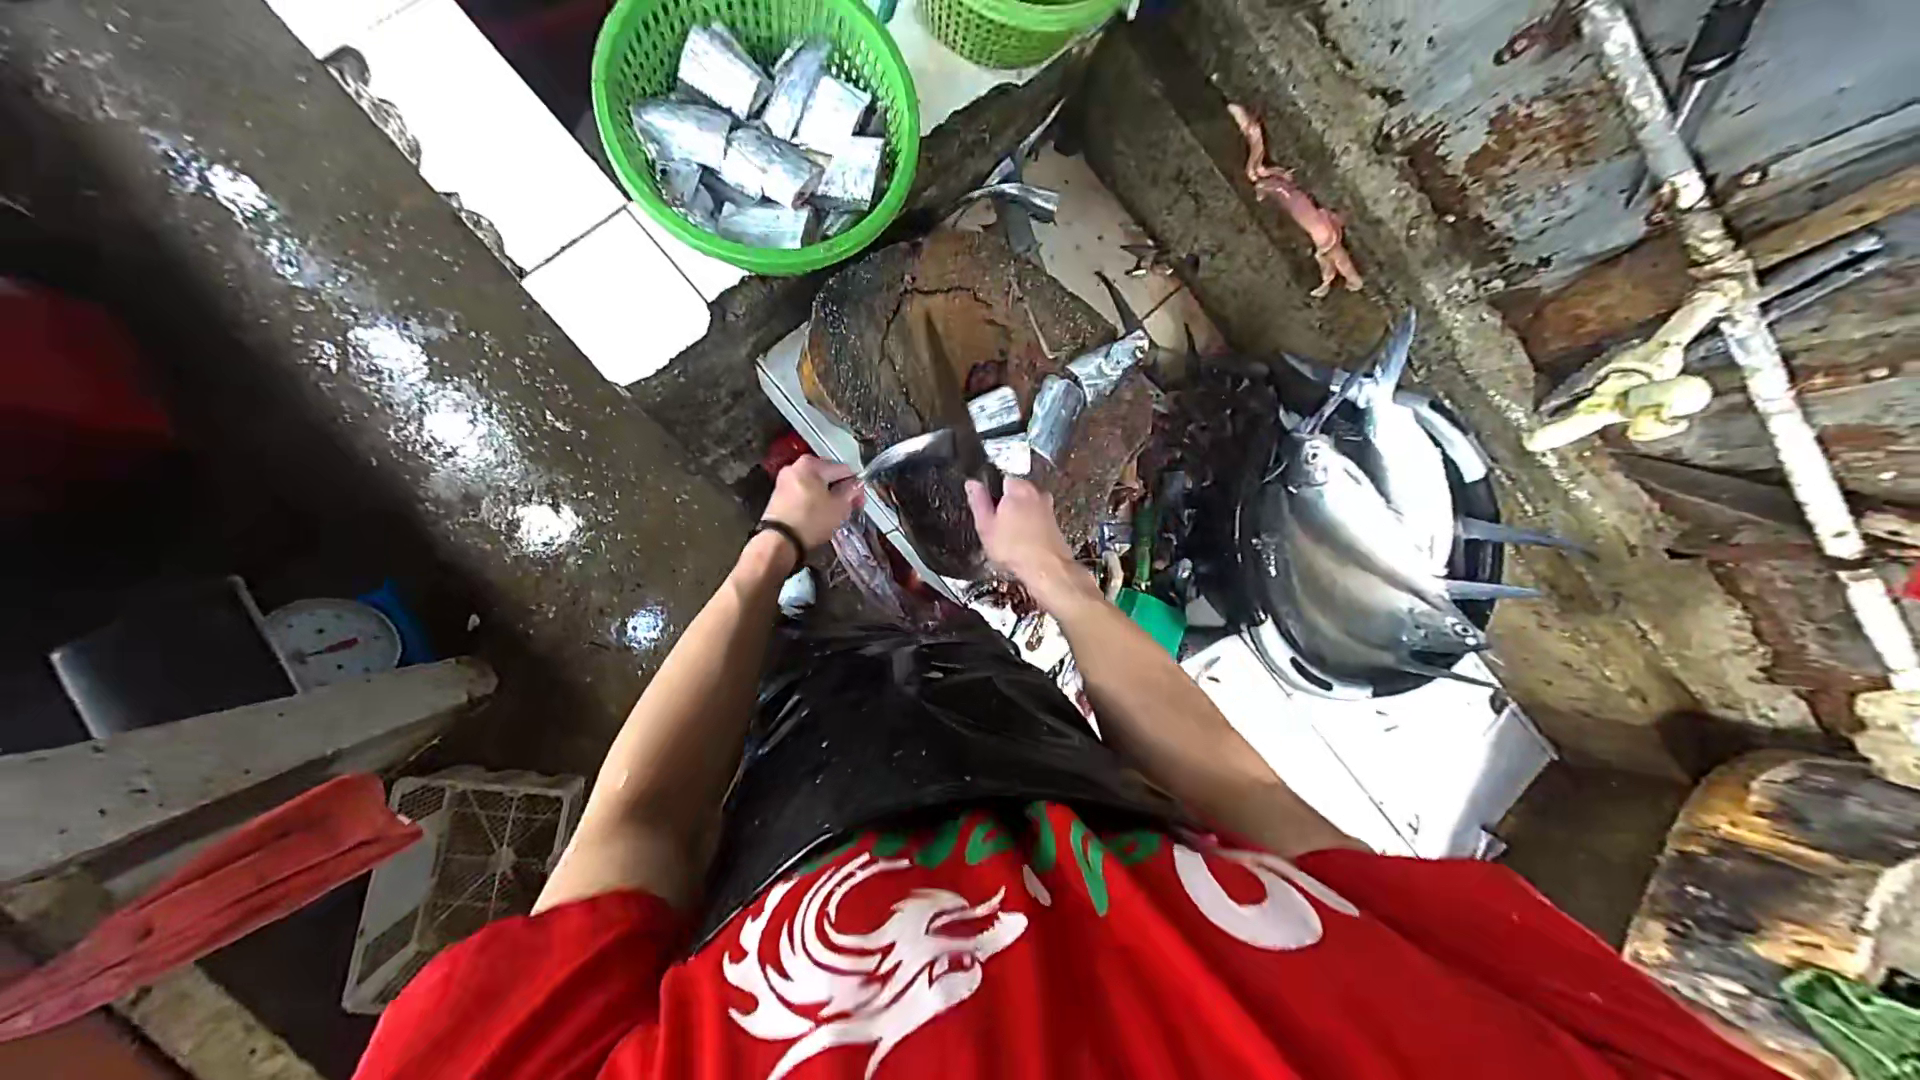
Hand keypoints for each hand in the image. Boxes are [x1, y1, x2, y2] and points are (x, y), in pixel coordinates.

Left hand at [764, 455, 862, 548]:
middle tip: (849, 507)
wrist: (780, 540)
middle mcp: (795, 467)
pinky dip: (813, 501)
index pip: (843, 469)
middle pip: (827, 476)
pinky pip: (804, 493)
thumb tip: (856, 486)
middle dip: (840, 490)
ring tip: (834, 514)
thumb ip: (851, 492)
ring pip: (815, 485)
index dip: (855, 484)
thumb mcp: (839, 506)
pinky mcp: (779, 495)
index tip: (859, 498)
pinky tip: (819, 515)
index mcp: (811, 464)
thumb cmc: (811, 520)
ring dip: (827, 496)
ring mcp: (785, 481)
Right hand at [966, 477, 1096, 610]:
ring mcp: (1048, 508)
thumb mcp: (986, 525)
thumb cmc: (1015, 549)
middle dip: (1007, 506)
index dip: (992, 496)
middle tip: (997, 528)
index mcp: (1018, 488)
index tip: (988, 512)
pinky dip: (1030, 529)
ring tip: (1010, 539)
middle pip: (1016, 493)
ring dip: (1019, 518)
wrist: (1047, 569)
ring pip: (1027, 508)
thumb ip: (978, 501)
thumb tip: (972, 484)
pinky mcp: (1054, 523)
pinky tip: (1023, 544)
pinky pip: (1036, 520)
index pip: (1002, 480)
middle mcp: (1037, 493)